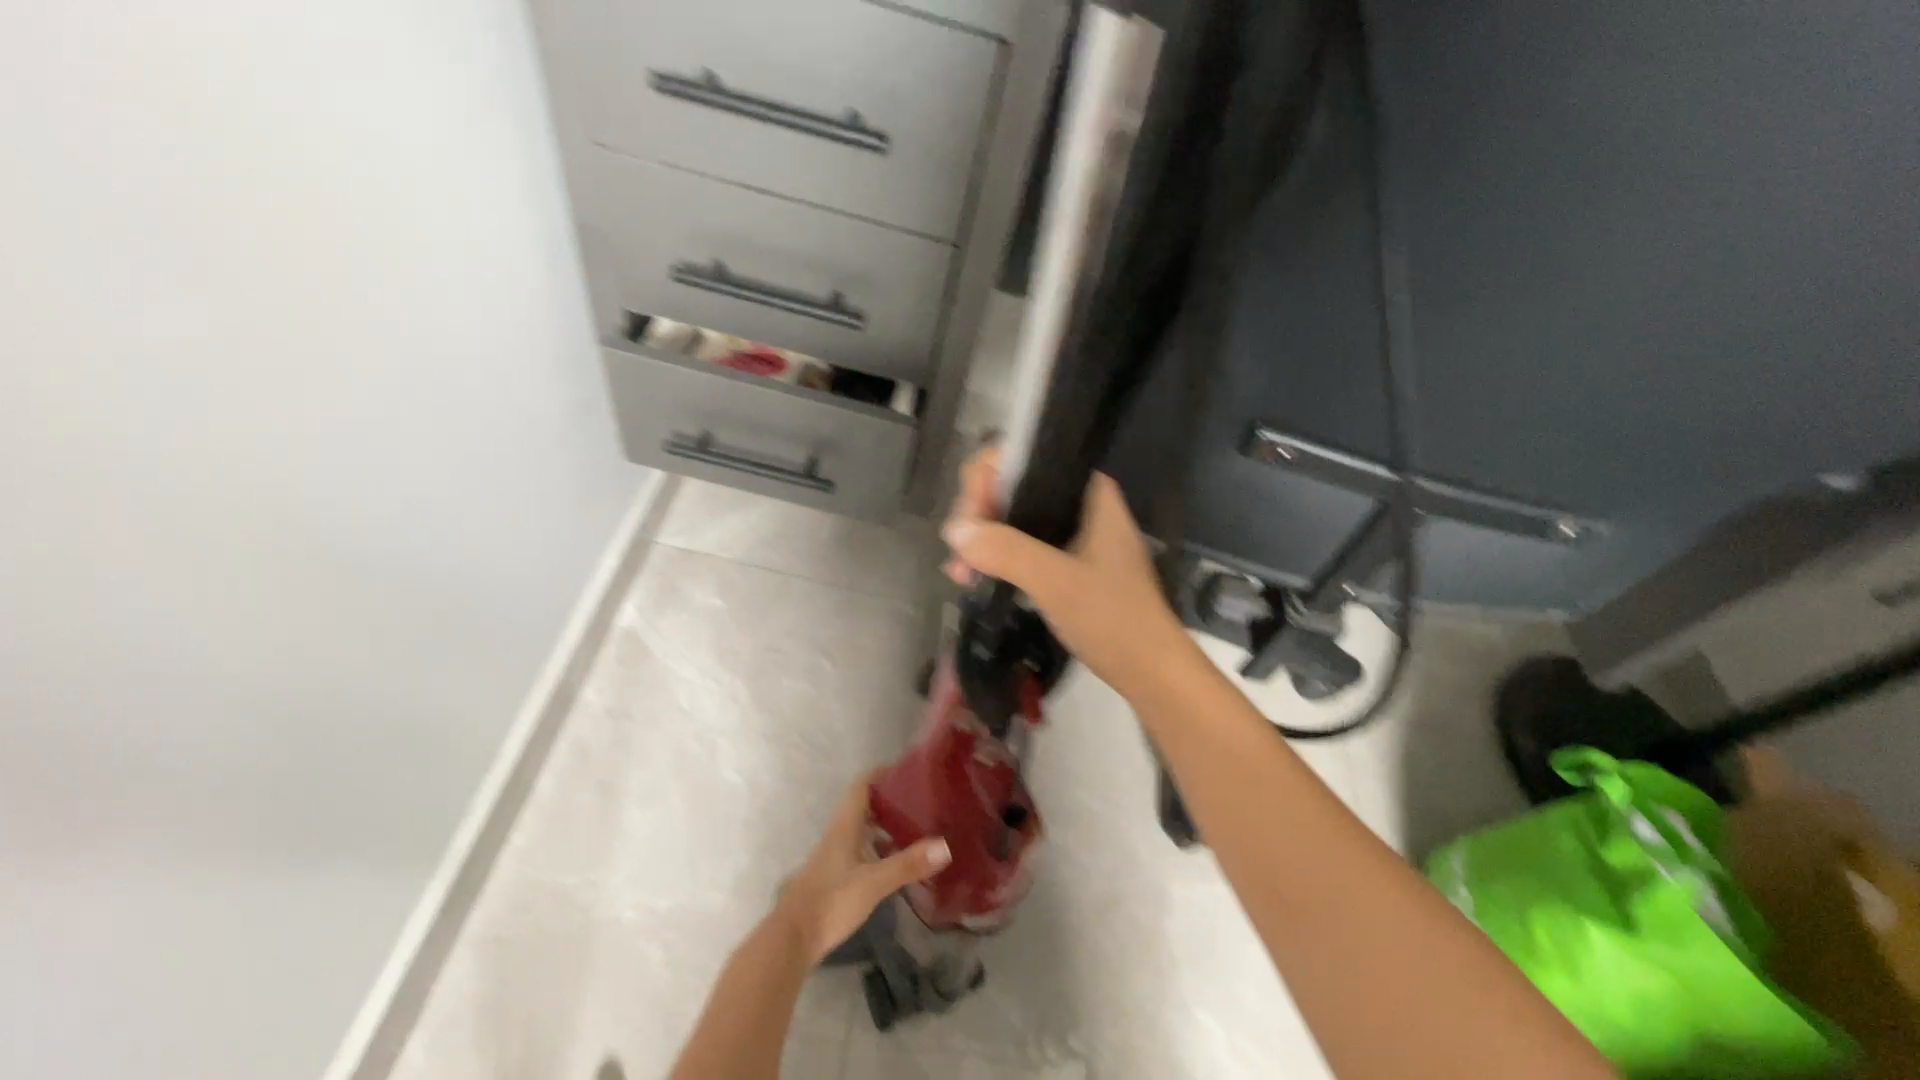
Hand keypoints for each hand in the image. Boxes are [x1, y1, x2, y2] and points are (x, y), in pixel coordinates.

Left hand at [776, 772, 950, 963]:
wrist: (793, 939)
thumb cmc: (831, 902)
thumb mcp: (873, 882)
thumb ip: (907, 864)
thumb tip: (945, 845)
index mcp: (844, 827)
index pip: (862, 786)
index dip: (882, 774)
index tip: (910, 771)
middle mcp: (838, 835)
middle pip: (864, 807)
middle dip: (891, 801)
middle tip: (922, 804)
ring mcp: (834, 856)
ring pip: (862, 830)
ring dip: (886, 827)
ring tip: (916, 831)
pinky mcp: (834, 876)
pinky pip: (860, 851)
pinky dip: (879, 850)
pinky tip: (896, 864)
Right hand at [939, 447, 1196, 698]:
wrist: (1151, 671)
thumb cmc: (1113, 618)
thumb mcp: (1055, 581)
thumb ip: (1006, 550)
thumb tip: (953, 530)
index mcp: (1087, 492)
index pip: (1026, 458)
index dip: (989, 478)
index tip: (970, 517)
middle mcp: (1079, 505)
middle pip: (1014, 487)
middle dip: (978, 514)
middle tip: (957, 553)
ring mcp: (1073, 536)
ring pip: (1014, 520)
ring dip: (982, 539)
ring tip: (959, 573)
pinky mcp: (1067, 566)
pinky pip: (1022, 548)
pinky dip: (997, 559)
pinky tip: (972, 579)